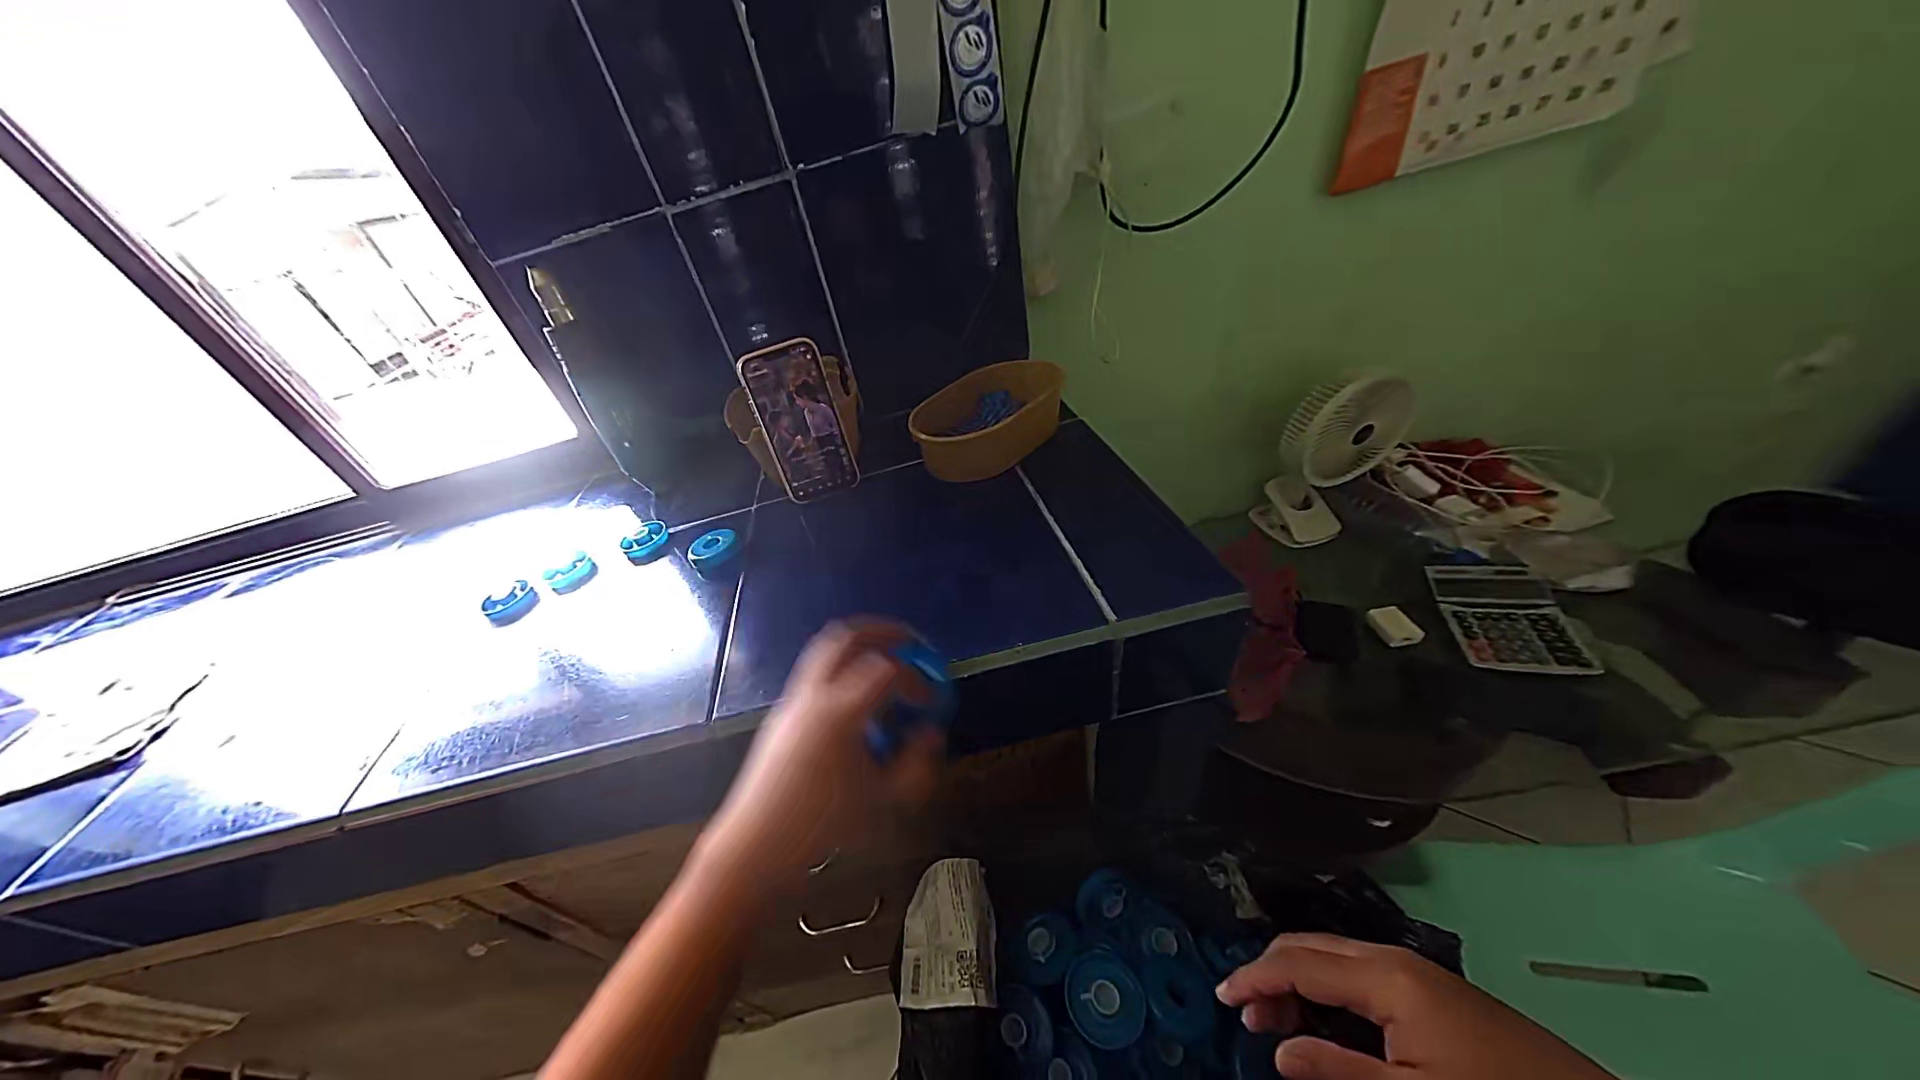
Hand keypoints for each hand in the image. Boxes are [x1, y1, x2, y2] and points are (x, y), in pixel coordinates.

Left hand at [701, 620, 943, 883]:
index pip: (887, 671)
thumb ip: (917, 764)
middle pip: (849, 636)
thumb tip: (932, 733)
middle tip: (913, 643)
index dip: (916, 679)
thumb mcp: (883, 800)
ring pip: (827, 648)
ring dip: (861, 645)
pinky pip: (816, 670)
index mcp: (841, 713)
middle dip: (887, 632)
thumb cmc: (822, 827)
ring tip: (887, 661)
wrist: (756, 845)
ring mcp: (793, 700)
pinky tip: (858, 700)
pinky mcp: (782, 713)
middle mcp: (814, 695)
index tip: (929, 700)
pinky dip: (843, 666)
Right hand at [1216, 934, 1616, 1079]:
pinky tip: (1327, 1023)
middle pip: (1310, 947)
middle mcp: (1395, 961)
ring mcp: (1418, 974)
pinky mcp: (1435, 994)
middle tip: (1249, 1015)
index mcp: (1386, 977)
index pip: (1298, 962)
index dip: (1255, 977)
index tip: (1223, 997)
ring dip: (1298, 981)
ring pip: (1333, 958)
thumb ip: (1338, 1070)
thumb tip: (1280, 1049)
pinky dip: (1327, 990)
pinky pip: (1359, 975)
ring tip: (1281, 1024)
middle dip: (1271, 973)